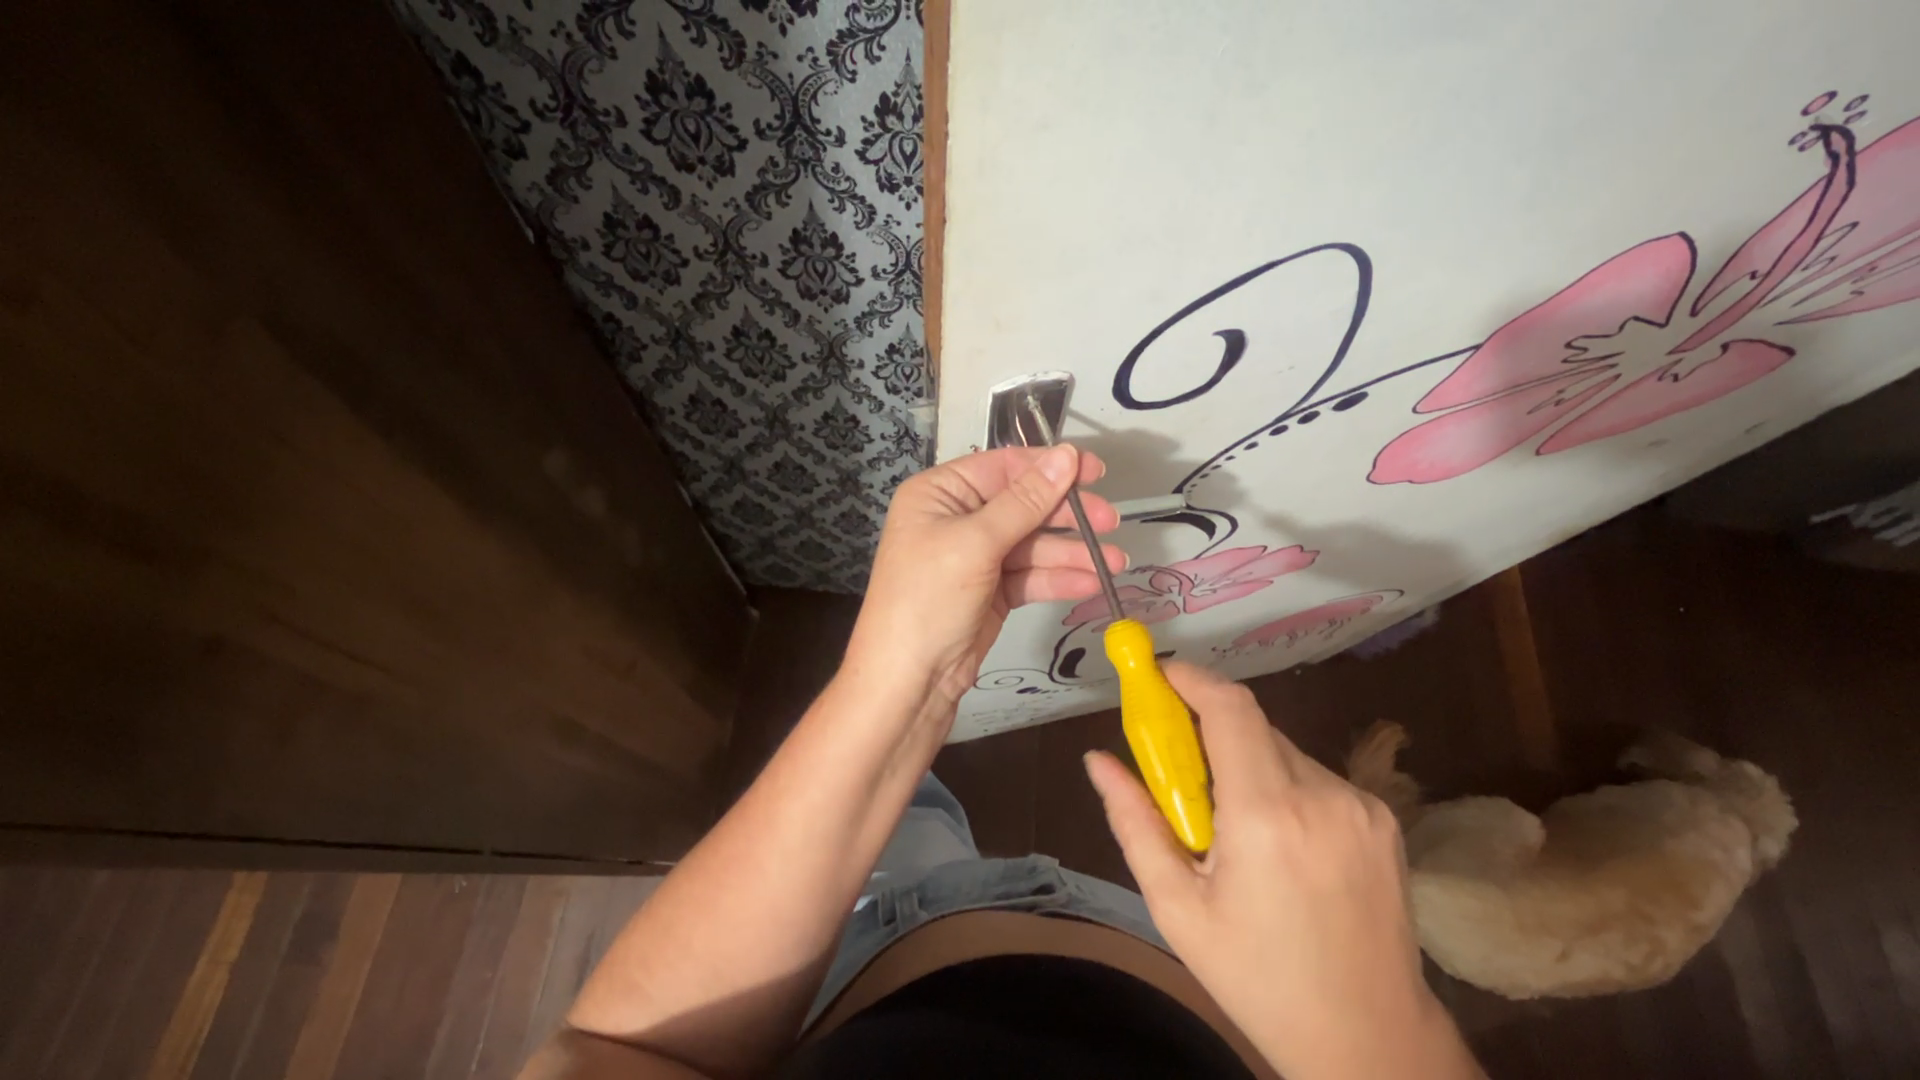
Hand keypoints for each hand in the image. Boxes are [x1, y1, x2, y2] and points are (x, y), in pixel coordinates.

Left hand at [844, 445, 1125, 712]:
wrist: (908, 682)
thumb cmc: (928, 599)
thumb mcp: (976, 543)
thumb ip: (1026, 501)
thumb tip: (1067, 455)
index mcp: (939, 494)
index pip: (1002, 467)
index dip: (1050, 467)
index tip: (1096, 471)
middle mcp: (956, 519)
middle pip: (1023, 505)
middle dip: (1067, 515)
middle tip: (1110, 522)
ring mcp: (975, 558)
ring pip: (1032, 544)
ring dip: (1072, 553)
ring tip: (1114, 562)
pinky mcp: (991, 592)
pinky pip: (1030, 576)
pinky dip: (1058, 579)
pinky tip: (1091, 583)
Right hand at [1085, 663, 1480, 1079]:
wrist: (1371, 1040)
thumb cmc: (1257, 977)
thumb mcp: (1178, 908)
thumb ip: (1135, 823)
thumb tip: (1098, 760)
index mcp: (1267, 816)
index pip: (1230, 709)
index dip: (1191, 679)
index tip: (1157, 674)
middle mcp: (1323, 795)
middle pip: (1254, 727)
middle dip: (1209, 731)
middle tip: (1178, 767)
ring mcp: (1363, 805)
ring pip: (1285, 753)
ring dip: (1248, 766)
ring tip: (1232, 829)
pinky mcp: (1385, 819)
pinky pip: (1318, 779)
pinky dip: (1284, 788)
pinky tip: (1279, 845)